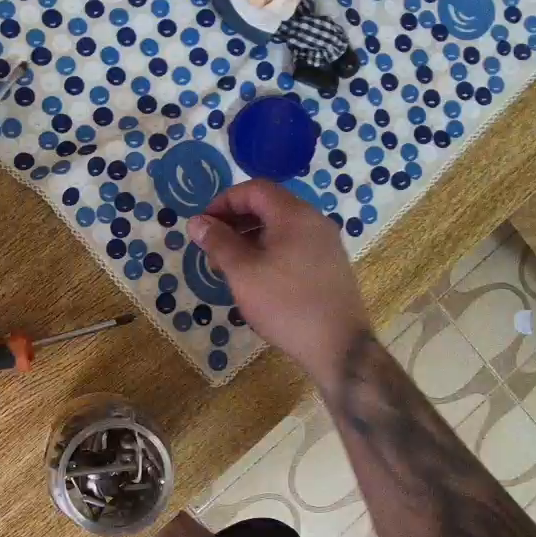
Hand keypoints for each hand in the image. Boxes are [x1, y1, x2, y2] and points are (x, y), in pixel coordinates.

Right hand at [188, 180, 369, 379]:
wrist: (338, 346)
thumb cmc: (286, 305)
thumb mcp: (243, 272)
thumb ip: (218, 242)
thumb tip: (197, 222)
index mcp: (294, 215)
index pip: (254, 190)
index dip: (223, 202)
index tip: (203, 226)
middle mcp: (314, 221)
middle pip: (268, 206)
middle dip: (235, 222)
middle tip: (211, 249)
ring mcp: (325, 244)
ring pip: (280, 228)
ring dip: (250, 239)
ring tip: (229, 267)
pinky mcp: (330, 266)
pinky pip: (293, 246)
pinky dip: (269, 252)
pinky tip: (257, 279)